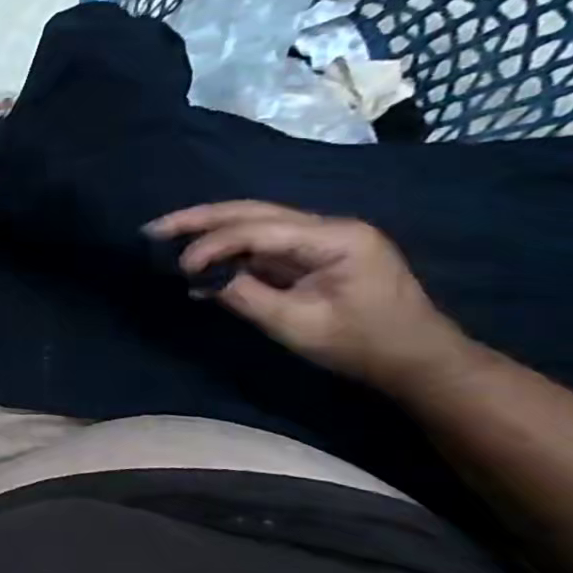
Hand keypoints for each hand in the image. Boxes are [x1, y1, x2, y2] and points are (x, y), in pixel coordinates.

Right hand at [144, 200, 470, 386]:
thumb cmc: (362, 345)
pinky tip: (202, 259)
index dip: (212, 245)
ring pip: (255, 221)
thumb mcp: (296, 325)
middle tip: (155, 228)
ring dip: (210, 228)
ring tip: (168, 234)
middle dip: (200, 219)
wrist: (417, 359)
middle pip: (252, 212)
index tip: (180, 269)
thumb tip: (201, 279)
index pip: (257, 230)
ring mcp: (323, 237)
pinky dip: (229, 248)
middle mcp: (329, 226)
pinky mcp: (314, 252)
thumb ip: (245, 296)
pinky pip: (263, 241)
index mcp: (335, 238)